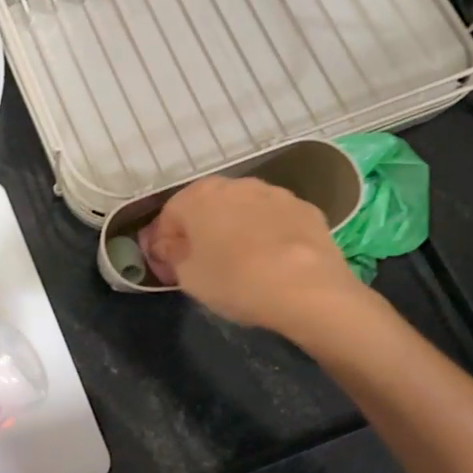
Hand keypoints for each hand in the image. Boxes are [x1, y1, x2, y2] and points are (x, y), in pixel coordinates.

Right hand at [140, 176, 370, 337]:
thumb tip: (170, 247)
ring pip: (245, 210)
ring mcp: (274, 193)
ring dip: (238, 230)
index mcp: (197, 195)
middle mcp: (235, 184)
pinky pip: (276, 221)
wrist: (308, 289)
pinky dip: (270, 236)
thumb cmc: (234, 280)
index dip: (164, 243)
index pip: (169, 216)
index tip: (169, 268)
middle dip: (202, 231)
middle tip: (204, 264)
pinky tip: (275, 263)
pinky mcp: (307, 209)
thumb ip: (172, 255)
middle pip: (208, 207)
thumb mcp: (187, 277)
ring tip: (243, 264)